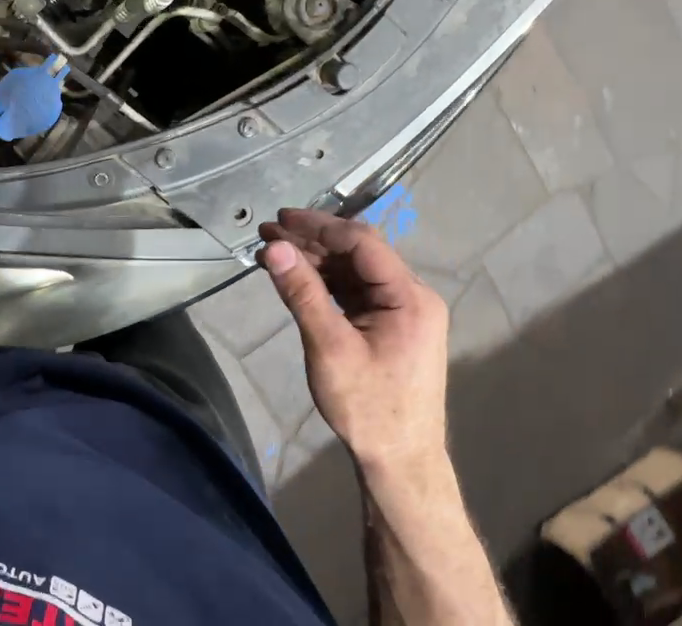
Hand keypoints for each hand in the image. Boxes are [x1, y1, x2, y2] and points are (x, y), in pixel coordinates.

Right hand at [258, 208, 449, 474]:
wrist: (399, 461)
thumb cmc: (368, 406)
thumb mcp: (329, 347)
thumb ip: (302, 293)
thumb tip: (275, 247)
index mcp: (410, 297)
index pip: (362, 242)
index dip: (318, 227)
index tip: (279, 220)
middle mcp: (412, 296)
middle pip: (359, 251)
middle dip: (313, 238)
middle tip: (269, 232)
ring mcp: (402, 311)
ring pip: (355, 269)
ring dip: (315, 258)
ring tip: (273, 250)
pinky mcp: (389, 325)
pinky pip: (355, 290)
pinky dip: (325, 280)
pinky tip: (296, 276)